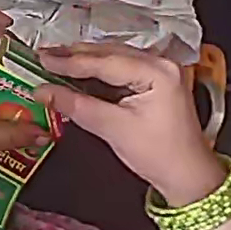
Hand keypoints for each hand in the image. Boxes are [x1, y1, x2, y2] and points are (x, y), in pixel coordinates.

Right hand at [33, 42, 224, 205]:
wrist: (188, 177)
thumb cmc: (157, 154)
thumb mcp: (113, 129)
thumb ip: (76, 106)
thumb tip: (42, 91)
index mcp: (156, 71)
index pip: (104, 61)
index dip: (69, 61)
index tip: (41, 59)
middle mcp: (160, 62)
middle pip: (109, 53)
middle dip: (74, 55)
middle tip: (42, 55)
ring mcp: (159, 70)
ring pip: (113, 57)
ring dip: (84, 60)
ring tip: (54, 60)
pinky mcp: (155, 80)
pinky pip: (120, 68)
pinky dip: (97, 70)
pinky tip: (77, 71)